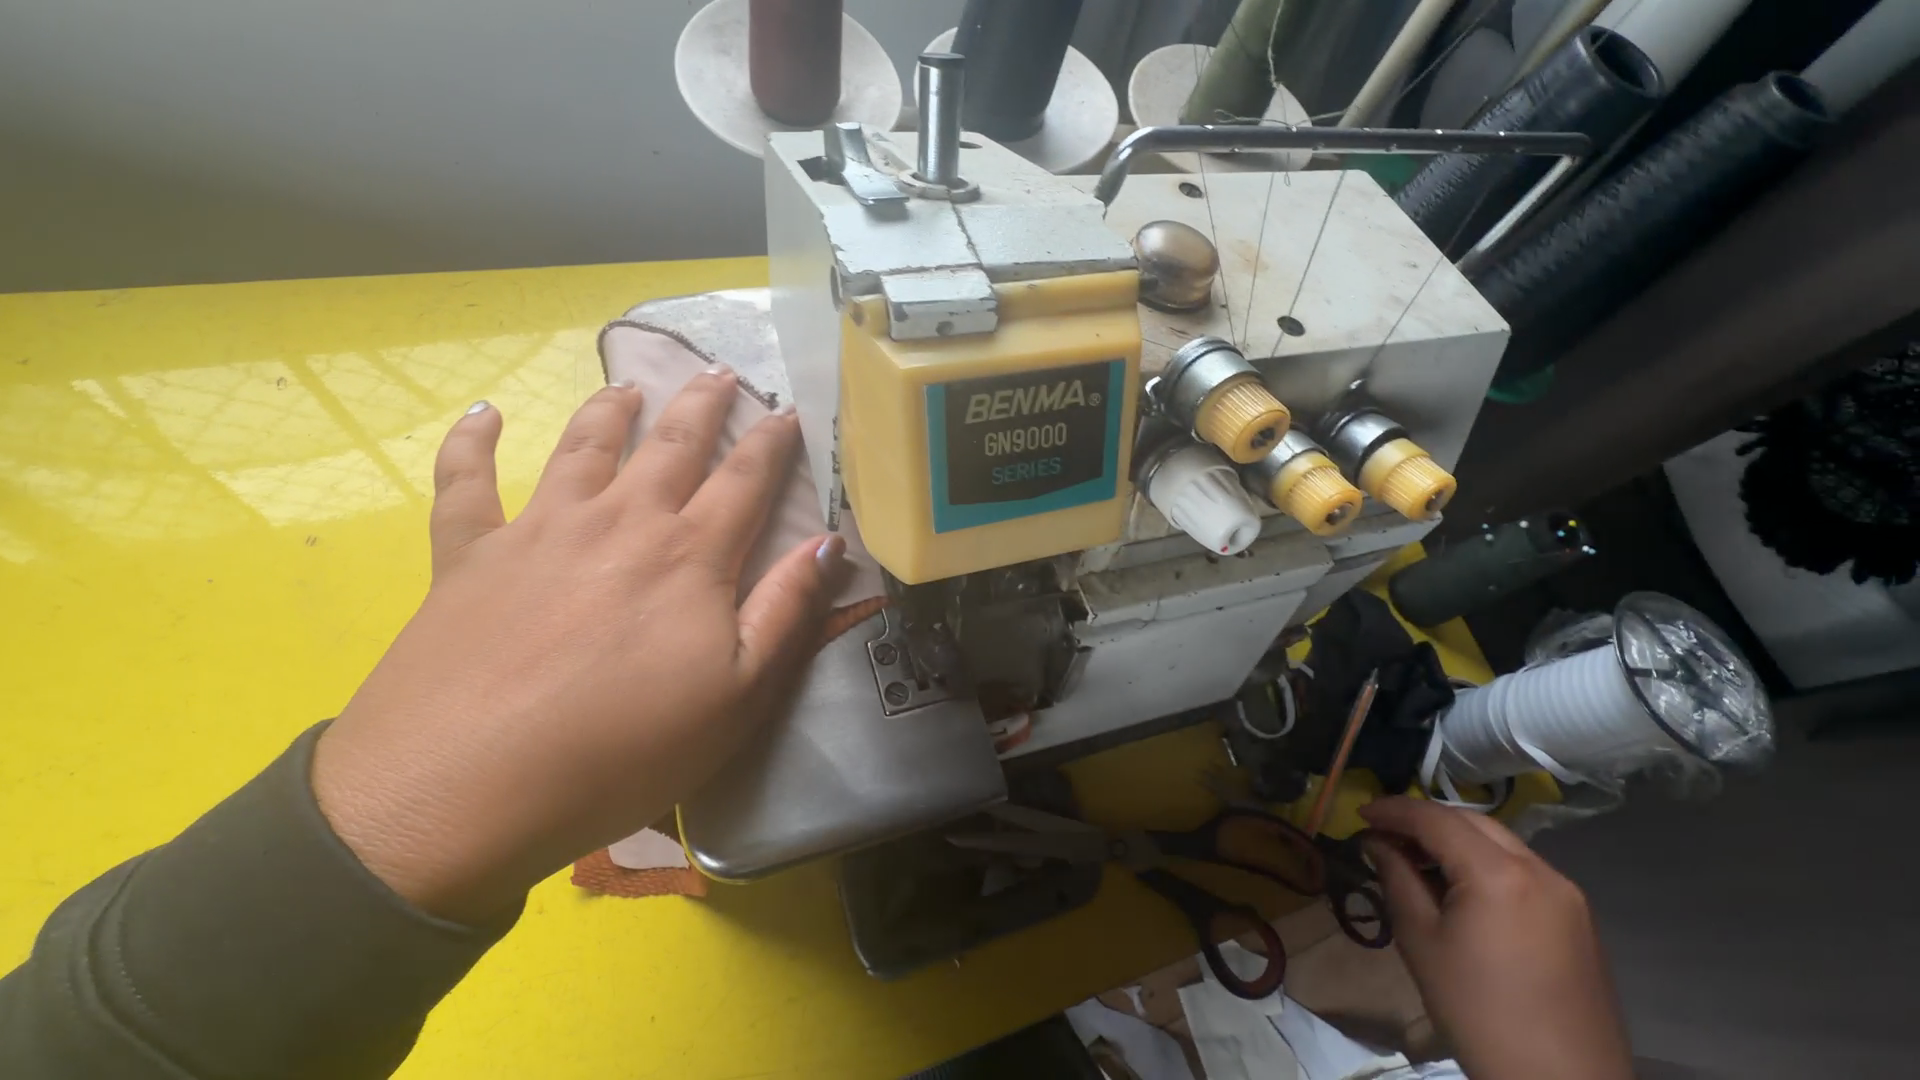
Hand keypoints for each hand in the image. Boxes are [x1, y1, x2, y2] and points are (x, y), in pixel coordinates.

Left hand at [311, 373, 846, 923]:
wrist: (462, 791)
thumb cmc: (621, 751)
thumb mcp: (738, 697)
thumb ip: (785, 612)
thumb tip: (827, 543)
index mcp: (688, 557)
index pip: (744, 481)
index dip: (772, 443)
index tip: (788, 411)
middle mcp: (618, 523)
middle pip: (671, 445)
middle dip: (702, 405)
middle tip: (721, 372)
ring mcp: (538, 532)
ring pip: (583, 446)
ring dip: (611, 409)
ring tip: (629, 385)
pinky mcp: (467, 556)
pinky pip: (466, 482)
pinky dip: (472, 441)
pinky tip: (483, 412)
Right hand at [1360, 797, 1633, 1079]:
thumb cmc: (1477, 1011)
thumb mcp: (1420, 940)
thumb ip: (1396, 878)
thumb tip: (1377, 842)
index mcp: (1499, 874)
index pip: (1436, 819)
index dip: (1393, 810)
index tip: (1359, 814)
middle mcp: (1540, 870)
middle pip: (1472, 822)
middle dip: (1425, 820)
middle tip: (1384, 834)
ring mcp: (1567, 894)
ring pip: (1501, 843)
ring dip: (1456, 839)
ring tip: (1416, 859)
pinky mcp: (1578, 918)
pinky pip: (1522, 869)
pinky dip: (1485, 863)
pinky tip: (1460, 887)